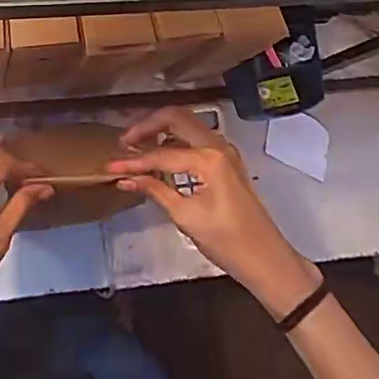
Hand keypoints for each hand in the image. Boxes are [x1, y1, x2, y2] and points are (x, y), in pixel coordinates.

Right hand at [107, 107, 320, 318]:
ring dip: (160, 130)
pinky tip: (159, 157)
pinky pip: (195, 138)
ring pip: (186, 124)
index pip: (161, 154)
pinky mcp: (226, 160)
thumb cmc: (228, 243)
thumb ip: (155, 190)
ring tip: (137, 147)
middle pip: (175, 117)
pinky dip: (174, 141)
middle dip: (146, 126)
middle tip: (124, 143)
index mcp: (209, 159)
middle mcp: (218, 145)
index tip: (111, 167)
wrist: (268, 261)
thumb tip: (126, 178)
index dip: (133, 162)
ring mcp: (224, 150)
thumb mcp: (186, 217)